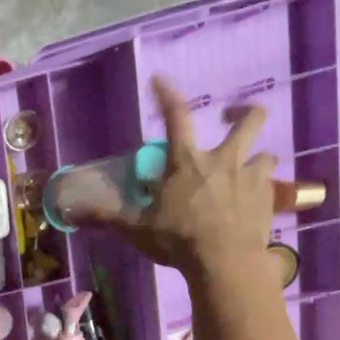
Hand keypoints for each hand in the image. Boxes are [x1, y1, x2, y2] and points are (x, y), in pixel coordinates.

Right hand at [116, 77, 276, 280]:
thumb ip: (107, 217)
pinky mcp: (267, 197)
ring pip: (264, 153)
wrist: (224, 260)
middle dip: (243, 114)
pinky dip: (259, 189)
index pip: (176, 117)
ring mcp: (250, 176)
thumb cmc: (176, 239)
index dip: (167, 95)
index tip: (160, 80)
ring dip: (253, 160)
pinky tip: (249, 203)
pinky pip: (269, 185)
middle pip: (250, 119)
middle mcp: (223, 159)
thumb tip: (71, 212)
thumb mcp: (135, 229)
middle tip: (230, 123)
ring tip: (241, 174)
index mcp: (186, 163)